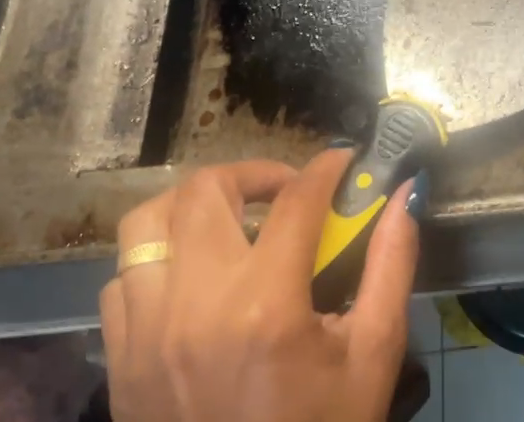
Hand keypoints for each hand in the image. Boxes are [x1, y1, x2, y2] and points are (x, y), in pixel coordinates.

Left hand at [100, 150, 418, 421]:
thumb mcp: (374, 353)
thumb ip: (392, 263)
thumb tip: (405, 193)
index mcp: (265, 306)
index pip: (296, 200)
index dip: (326, 167)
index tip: (345, 163)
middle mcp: (194, 306)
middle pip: (205, 191)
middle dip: (255, 173)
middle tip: (290, 191)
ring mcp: (145, 333)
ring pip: (146, 223)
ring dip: (194, 207)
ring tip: (234, 221)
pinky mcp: (118, 360)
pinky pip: (123, 277)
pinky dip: (159, 259)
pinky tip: (195, 277)